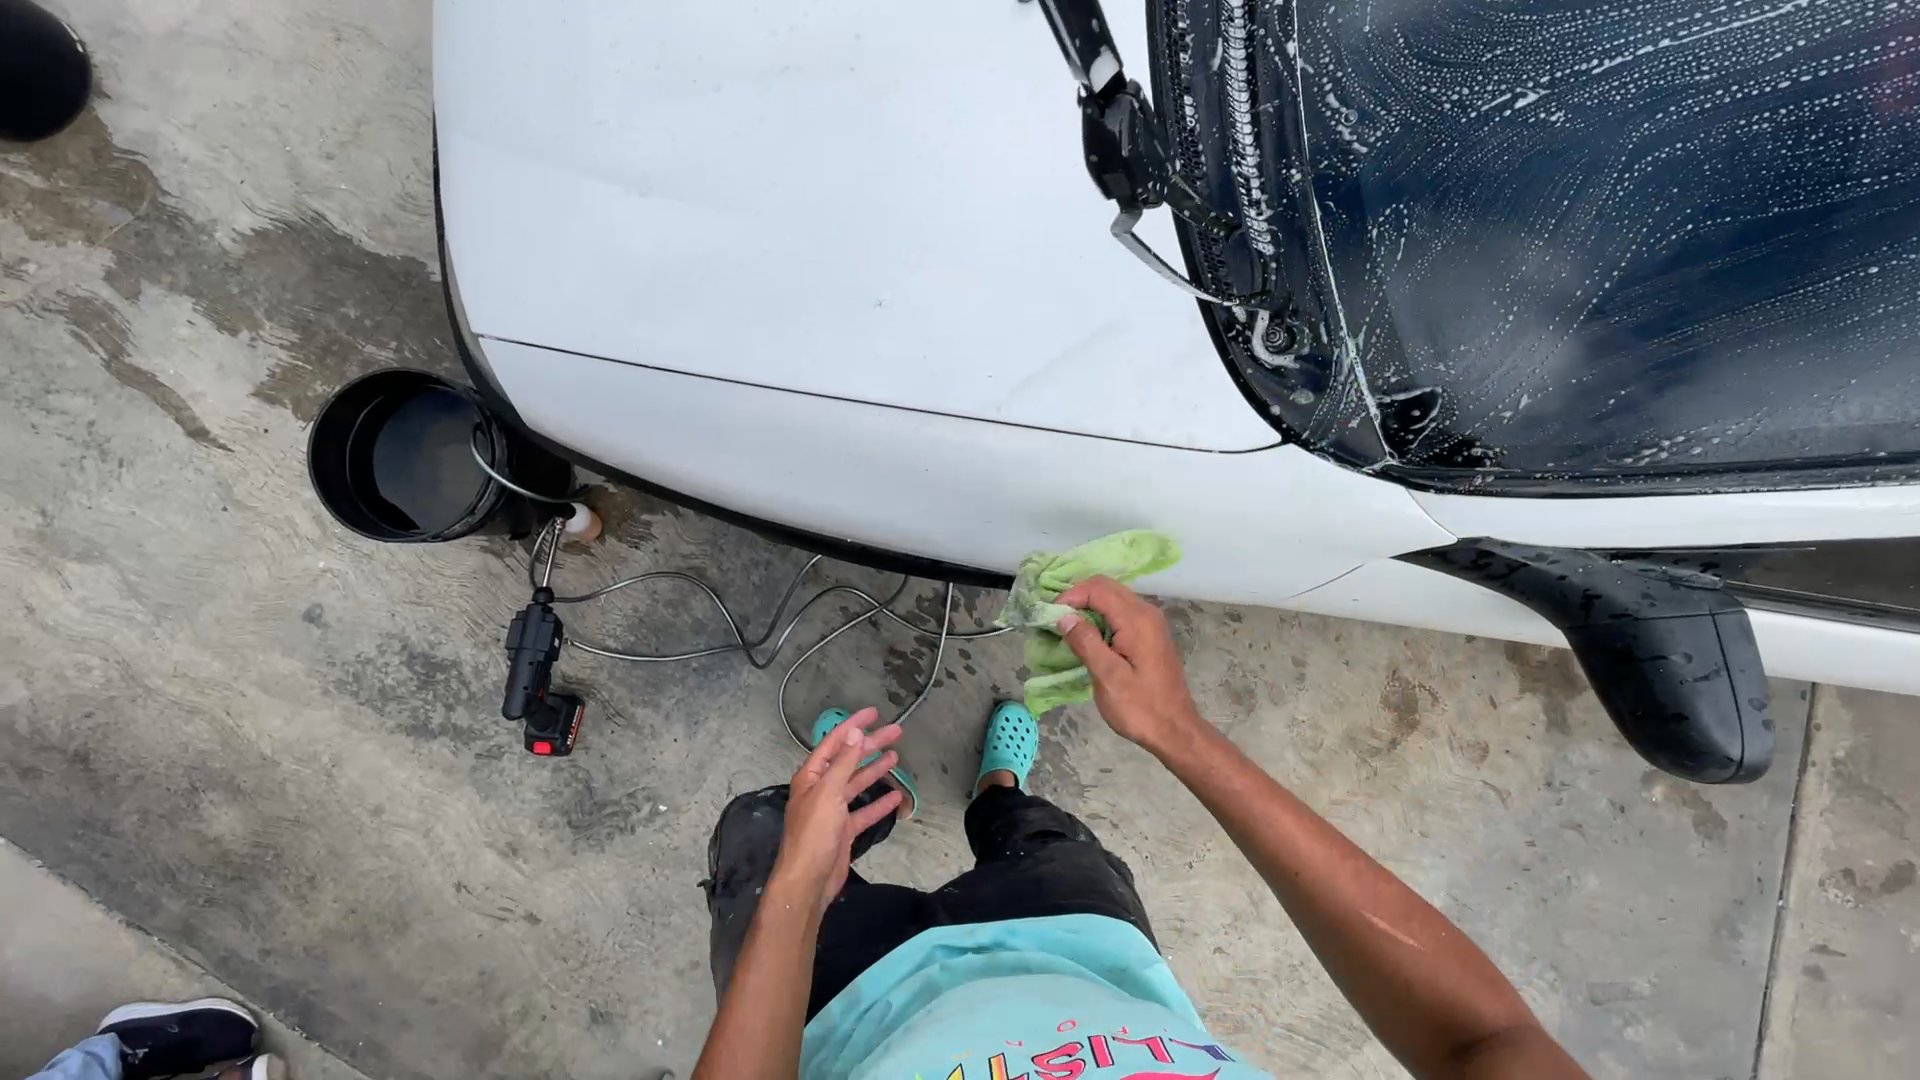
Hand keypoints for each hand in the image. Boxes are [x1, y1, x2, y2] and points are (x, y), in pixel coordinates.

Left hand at [770, 707, 903, 912]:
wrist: (807, 882)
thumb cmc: (813, 833)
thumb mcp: (828, 793)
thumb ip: (843, 763)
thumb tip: (854, 733)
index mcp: (811, 777)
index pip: (834, 743)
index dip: (853, 726)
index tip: (874, 712)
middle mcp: (821, 789)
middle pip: (849, 760)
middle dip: (871, 745)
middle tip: (895, 731)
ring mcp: (832, 810)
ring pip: (857, 784)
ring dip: (875, 770)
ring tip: (896, 755)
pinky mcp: (843, 830)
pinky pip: (864, 811)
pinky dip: (879, 804)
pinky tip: (896, 798)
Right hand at [1055, 576, 1208, 754]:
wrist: (1176, 730)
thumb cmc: (1141, 708)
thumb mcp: (1108, 678)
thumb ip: (1086, 643)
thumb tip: (1065, 617)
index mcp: (1137, 620)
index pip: (1098, 589)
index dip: (1071, 596)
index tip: (1051, 615)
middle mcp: (1147, 613)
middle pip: (1107, 587)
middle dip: (1077, 597)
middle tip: (1055, 617)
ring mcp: (1151, 623)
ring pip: (1114, 598)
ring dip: (1088, 605)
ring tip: (1067, 626)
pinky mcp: (1150, 634)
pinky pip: (1121, 612)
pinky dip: (1101, 616)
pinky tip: (1088, 635)